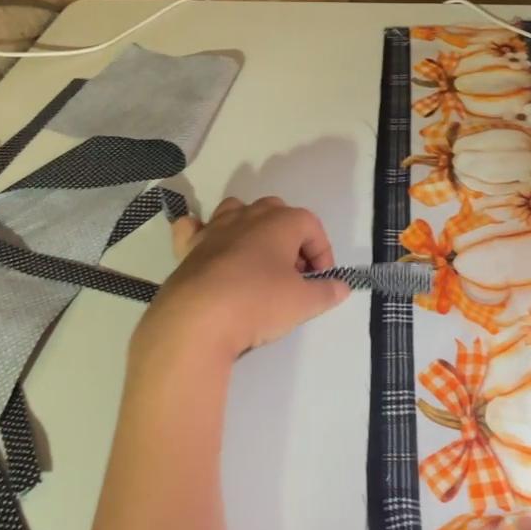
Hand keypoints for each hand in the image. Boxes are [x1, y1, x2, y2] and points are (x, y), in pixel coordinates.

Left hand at [135, 196, 350, 363]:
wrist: (198, 319)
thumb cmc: (258, 303)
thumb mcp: (303, 303)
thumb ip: (326, 292)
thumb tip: (342, 287)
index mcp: (280, 221)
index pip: (312, 225)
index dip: (322, 253)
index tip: (321, 282)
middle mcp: (248, 215)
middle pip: (277, 212)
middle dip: (289, 239)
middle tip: (292, 276)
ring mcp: (215, 227)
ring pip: (237, 211)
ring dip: (251, 229)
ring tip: (257, 262)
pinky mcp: (188, 246)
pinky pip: (194, 228)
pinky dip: (202, 234)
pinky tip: (208, 251)